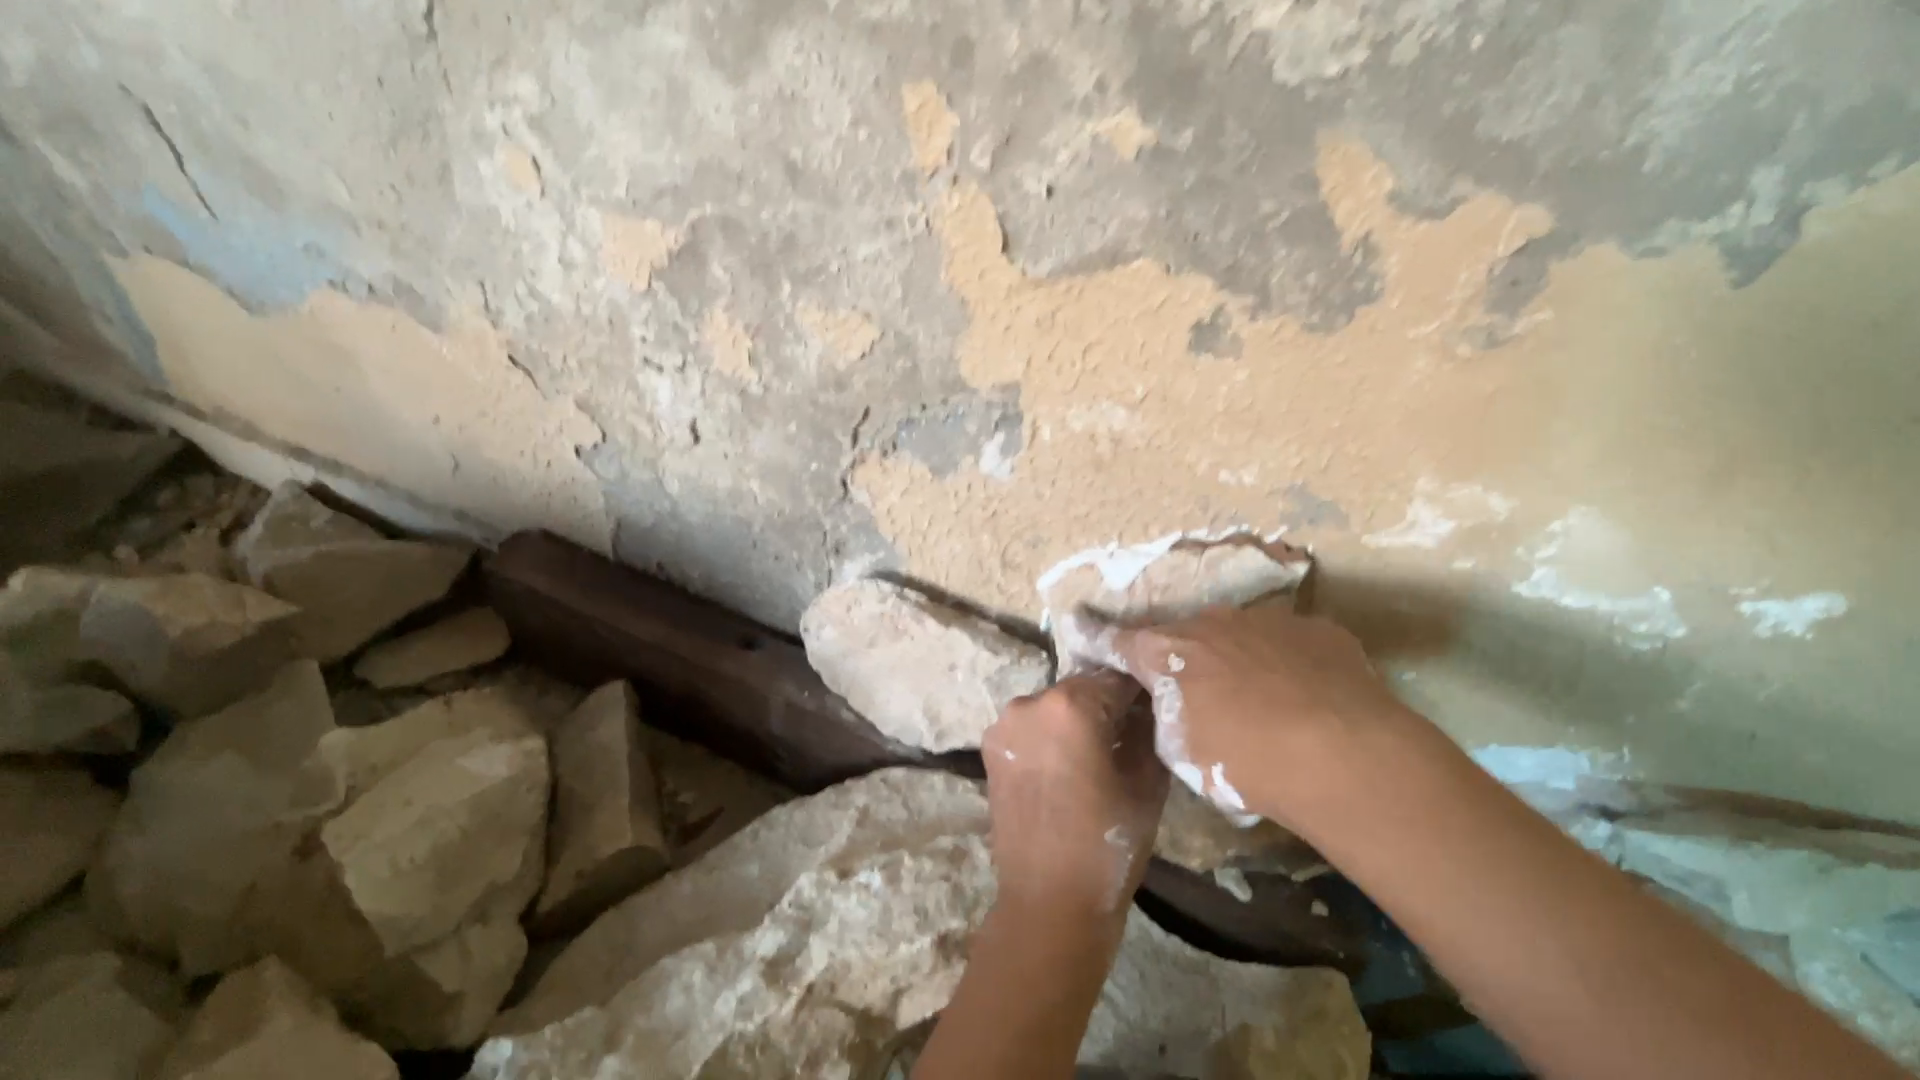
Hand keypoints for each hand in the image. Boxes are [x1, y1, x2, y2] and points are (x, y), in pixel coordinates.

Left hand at [980, 671, 1168, 926]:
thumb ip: (1148, 731)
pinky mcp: (991, 750)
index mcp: (1070, 705)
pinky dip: (1052, 739)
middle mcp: (1029, 703)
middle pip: (1081, 689)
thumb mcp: (1147, 783)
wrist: (1048, 901)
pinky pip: (1032, 730)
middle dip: (1107, 706)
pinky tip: (1072, 769)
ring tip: (1100, 756)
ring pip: (1054, 709)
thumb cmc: (1107, 844)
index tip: (1159, 709)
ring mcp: (1004, 726)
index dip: (1142, 692)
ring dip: (1077, 722)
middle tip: (1132, 735)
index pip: (1117, 678)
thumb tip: (1148, 707)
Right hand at [1094, 602, 1437, 831]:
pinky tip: (1306, 698)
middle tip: (1198, 694)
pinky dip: (1288, 665)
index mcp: (1166, 652)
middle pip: (1185, 635)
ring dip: (1240, 659)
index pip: (1117, 639)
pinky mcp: (1317, 629)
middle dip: (1184, 658)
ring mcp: (1267, 620)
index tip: (1080, 624)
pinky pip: (1290, 644)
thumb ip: (1163, 716)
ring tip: (1262, 701)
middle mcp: (1211, 623)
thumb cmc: (1243, 761)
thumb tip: (1169, 704)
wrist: (1339, 754)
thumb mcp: (1180, 752)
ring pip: (1240, 635)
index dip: (1098, 637)